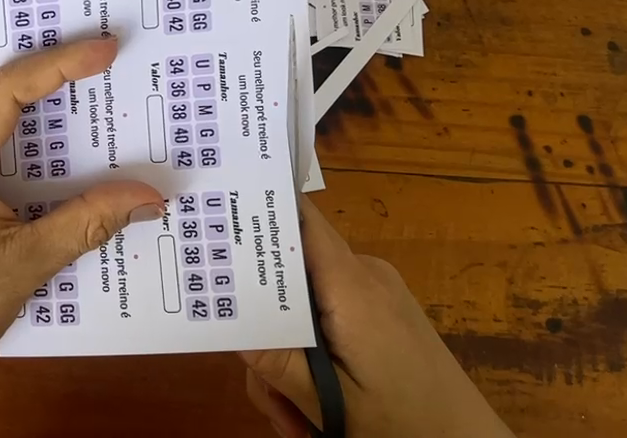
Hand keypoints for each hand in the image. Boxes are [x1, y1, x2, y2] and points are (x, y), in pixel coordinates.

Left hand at [0, 38, 164, 437]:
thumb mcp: (25, 267)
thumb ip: (87, 222)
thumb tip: (151, 197)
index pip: (6, 89)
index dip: (59, 62)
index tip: (106, 49)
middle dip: (43, 59)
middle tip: (97, 51)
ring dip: (26, 85)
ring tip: (79, 77)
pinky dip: (11, 116)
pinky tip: (46, 128)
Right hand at [241, 197, 513, 437]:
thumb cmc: (407, 424)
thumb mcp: (332, 403)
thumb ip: (278, 358)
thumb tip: (227, 314)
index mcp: (351, 284)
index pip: (300, 218)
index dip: (260, 210)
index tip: (219, 219)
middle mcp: (364, 274)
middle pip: (291, 273)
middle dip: (269, 326)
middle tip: (268, 391)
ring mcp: (377, 292)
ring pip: (306, 302)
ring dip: (293, 357)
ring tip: (297, 418)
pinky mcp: (384, 312)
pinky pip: (331, 314)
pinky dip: (316, 352)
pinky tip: (318, 404)